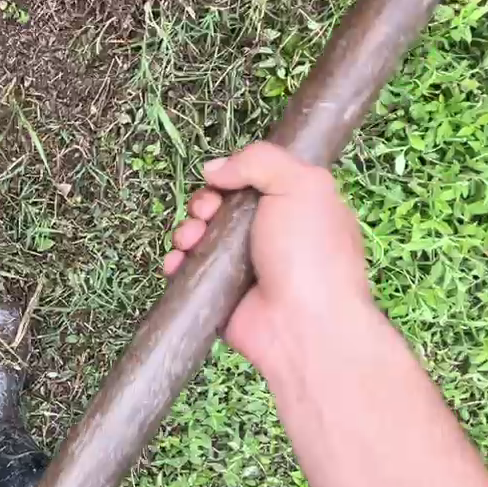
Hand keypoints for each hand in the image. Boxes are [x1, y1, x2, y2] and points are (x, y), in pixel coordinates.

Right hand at [163, 141, 378, 380]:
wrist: (303, 324)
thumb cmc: (312, 254)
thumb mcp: (302, 186)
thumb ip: (259, 161)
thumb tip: (213, 169)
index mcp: (294, 207)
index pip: (252, 182)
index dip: (231, 178)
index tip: (223, 184)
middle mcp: (266, 235)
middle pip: (218, 207)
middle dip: (203, 205)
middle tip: (206, 215)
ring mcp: (239, 266)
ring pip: (198, 237)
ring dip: (185, 232)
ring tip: (189, 242)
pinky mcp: (216, 292)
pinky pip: (186, 271)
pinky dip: (175, 264)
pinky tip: (177, 264)